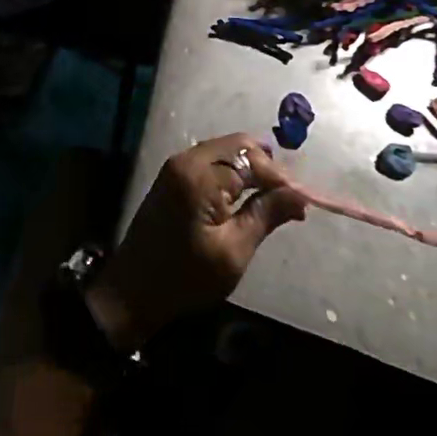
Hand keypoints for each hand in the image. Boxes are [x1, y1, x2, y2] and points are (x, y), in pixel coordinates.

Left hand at [85, 134, 305, 351]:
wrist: (134, 289)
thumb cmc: (186, 276)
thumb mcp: (234, 251)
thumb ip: (266, 215)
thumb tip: (301, 195)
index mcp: (199, 174)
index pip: (252, 158)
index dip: (280, 178)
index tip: (302, 203)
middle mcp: (186, 159)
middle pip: (238, 146)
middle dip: (267, 169)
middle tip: (288, 202)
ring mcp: (177, 166)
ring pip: (226, 152)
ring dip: (251, 171)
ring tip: (273, 203)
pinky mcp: (173, 177)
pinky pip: (211, 162)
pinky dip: (233, 175)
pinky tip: (247, 200)